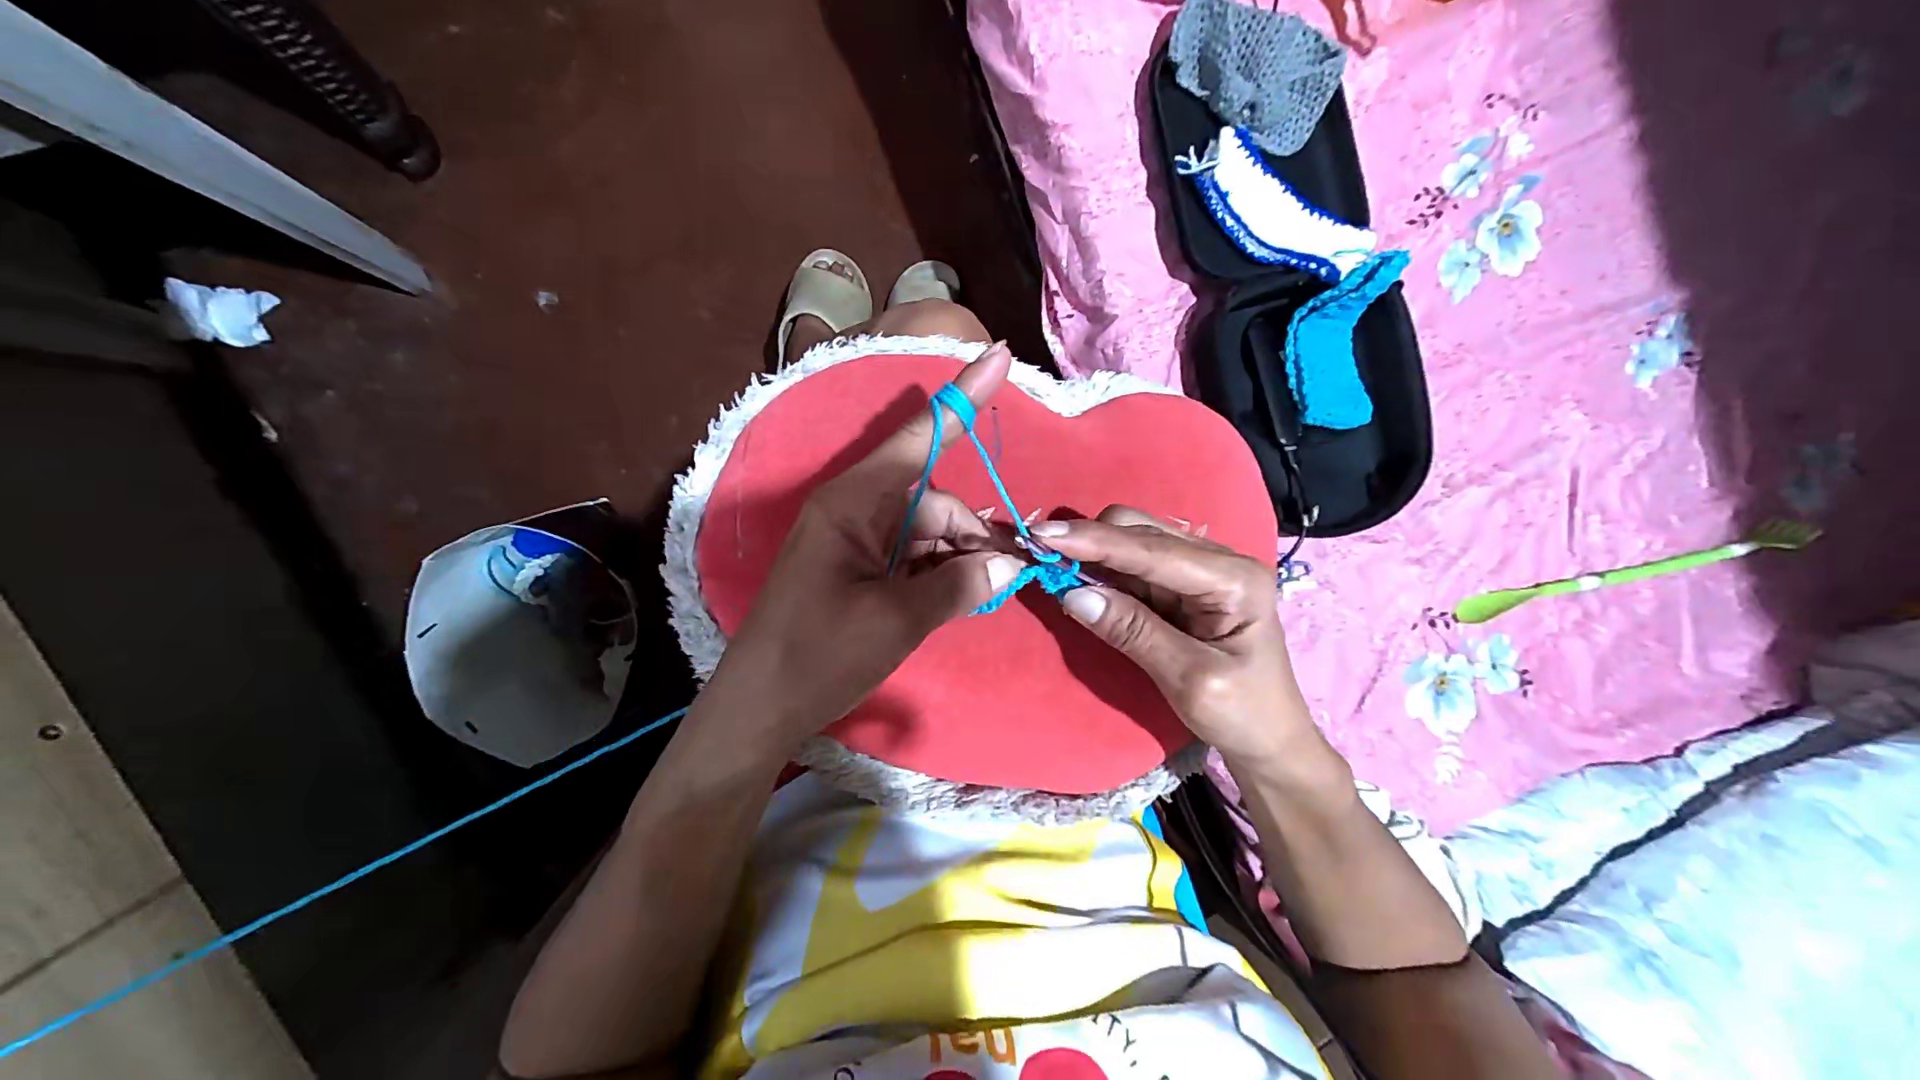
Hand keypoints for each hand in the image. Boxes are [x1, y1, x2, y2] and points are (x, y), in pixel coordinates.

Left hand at [706, 344, 1025, 747]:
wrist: (760, 707)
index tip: (998, 354)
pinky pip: (910, 555)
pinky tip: (961, 595)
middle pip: (932, 499)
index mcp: (852, 503)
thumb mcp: (897, 620)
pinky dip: (939, 571)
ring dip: (958, 555)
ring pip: (925, 530)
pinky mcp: (856, 567)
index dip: (962, 399)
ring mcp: (853, 539)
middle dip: (973, 530)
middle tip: (1009, 572)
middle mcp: (853, 509)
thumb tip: (1006, 564)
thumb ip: (957, 585)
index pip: (917, 438)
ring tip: (987, 590)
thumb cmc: (819, 655)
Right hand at [1032, 507, 1334, 773]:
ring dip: (1091, 552)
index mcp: (1233, 579)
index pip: (1152, 550)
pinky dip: (1101, 569)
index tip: (1042, 535)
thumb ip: (1133, 632)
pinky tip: (1075, 576)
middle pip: (1140, 530)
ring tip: (1049, 564)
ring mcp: (1199, 572)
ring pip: (1132, 542)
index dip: (1094, 541)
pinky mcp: (1180, 588)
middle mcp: (1218, 562)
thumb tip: (1072, 595)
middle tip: (1039, 555)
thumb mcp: (1190, 680)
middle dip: (1089, 540)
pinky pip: (1132, 567)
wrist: (1270, 741)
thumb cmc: (1243, 715)